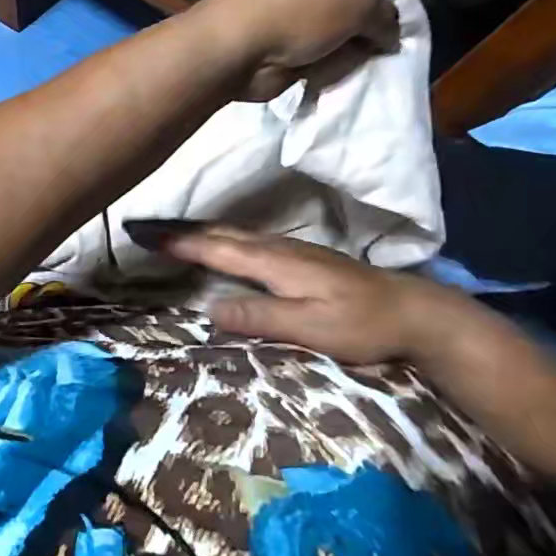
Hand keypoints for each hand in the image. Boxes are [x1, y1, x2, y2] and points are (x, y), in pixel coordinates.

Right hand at [122, 223, 475, 364]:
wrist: (416, 311)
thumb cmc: (363, 324)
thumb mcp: (312, 328)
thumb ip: (261, 316)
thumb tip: (208, 308)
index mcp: (272, 262)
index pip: (212, 248)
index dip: (175, 242)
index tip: (140, 234)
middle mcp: (274, 247)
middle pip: (215, 233)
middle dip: (176, 229)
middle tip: (139, 227)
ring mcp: (286, 248)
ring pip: (228, 232)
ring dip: (193, 231)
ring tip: (164, 232)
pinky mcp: (295, 255)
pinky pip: (241, 238)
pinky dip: (215, 237)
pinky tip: (211, 242)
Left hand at [198, 0, 399, 101]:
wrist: (234, 46)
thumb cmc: (301, 5)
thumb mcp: (363, 4)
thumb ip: (384, 14)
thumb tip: (385, 32)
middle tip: (384, 13)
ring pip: (322, 12)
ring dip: (341, 32)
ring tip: (366, 48)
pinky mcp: (263, 33)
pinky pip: (305, 42)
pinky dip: (318, 54)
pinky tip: (336, 67)